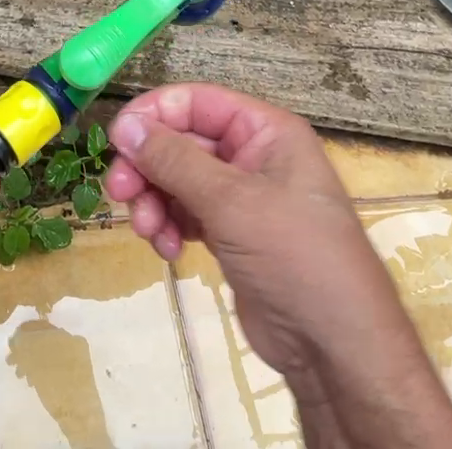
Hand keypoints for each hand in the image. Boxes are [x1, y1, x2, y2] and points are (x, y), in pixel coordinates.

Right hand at [103, 84, 451, 447]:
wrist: (336, 349)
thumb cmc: (295, 258)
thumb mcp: (231, 202)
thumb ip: (173, 159)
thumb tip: (123, 125)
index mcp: (265, 132)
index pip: (196, 101)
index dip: (154, 114)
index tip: (116, 140)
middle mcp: (252, 156)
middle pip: (180, 141)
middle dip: (147, 167)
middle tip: (119, 193)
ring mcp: (242, 196)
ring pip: (176, 179)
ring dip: (154, 201)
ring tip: (148, 231)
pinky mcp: (231, 233)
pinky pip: (184, 212)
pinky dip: (169, 226)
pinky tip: (169, 250)